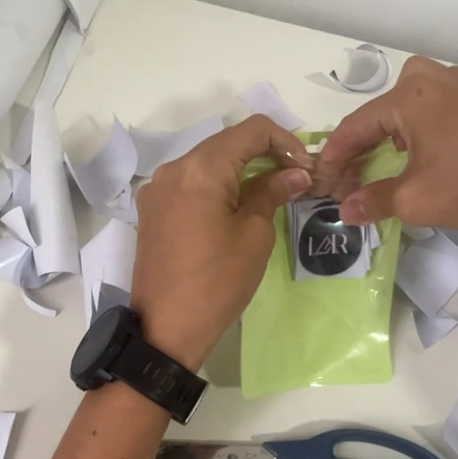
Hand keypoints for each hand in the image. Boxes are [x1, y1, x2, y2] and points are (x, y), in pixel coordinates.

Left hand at [130, 115, 312, 368]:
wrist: (165, 328)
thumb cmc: (217, 282)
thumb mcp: (254, 236)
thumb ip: (272, 193)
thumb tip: (295, 174)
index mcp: (201, 168)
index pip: (251, 130)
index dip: (285, 141)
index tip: (305, 167)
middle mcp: (174, 168)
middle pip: (226, 143)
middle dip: (264, 154)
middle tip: (295, 180)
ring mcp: (158, 189)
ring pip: (207, 163)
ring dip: (240, 171)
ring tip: (269, 194)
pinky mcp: (152, 210)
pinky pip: (190, 184)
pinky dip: (216, 186)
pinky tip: (236, 208)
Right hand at [316, 53, 457, 236]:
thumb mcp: (415, 200)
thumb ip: (374, 201)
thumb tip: (344, 210)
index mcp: (408, 96)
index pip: (357, 127)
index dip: (336, 157)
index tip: (324, 181)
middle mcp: (437, 78)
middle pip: (389, 107)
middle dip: (370, 140)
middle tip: (361, 173)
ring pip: (428, 91)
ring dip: (409, 119)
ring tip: (405, 148)